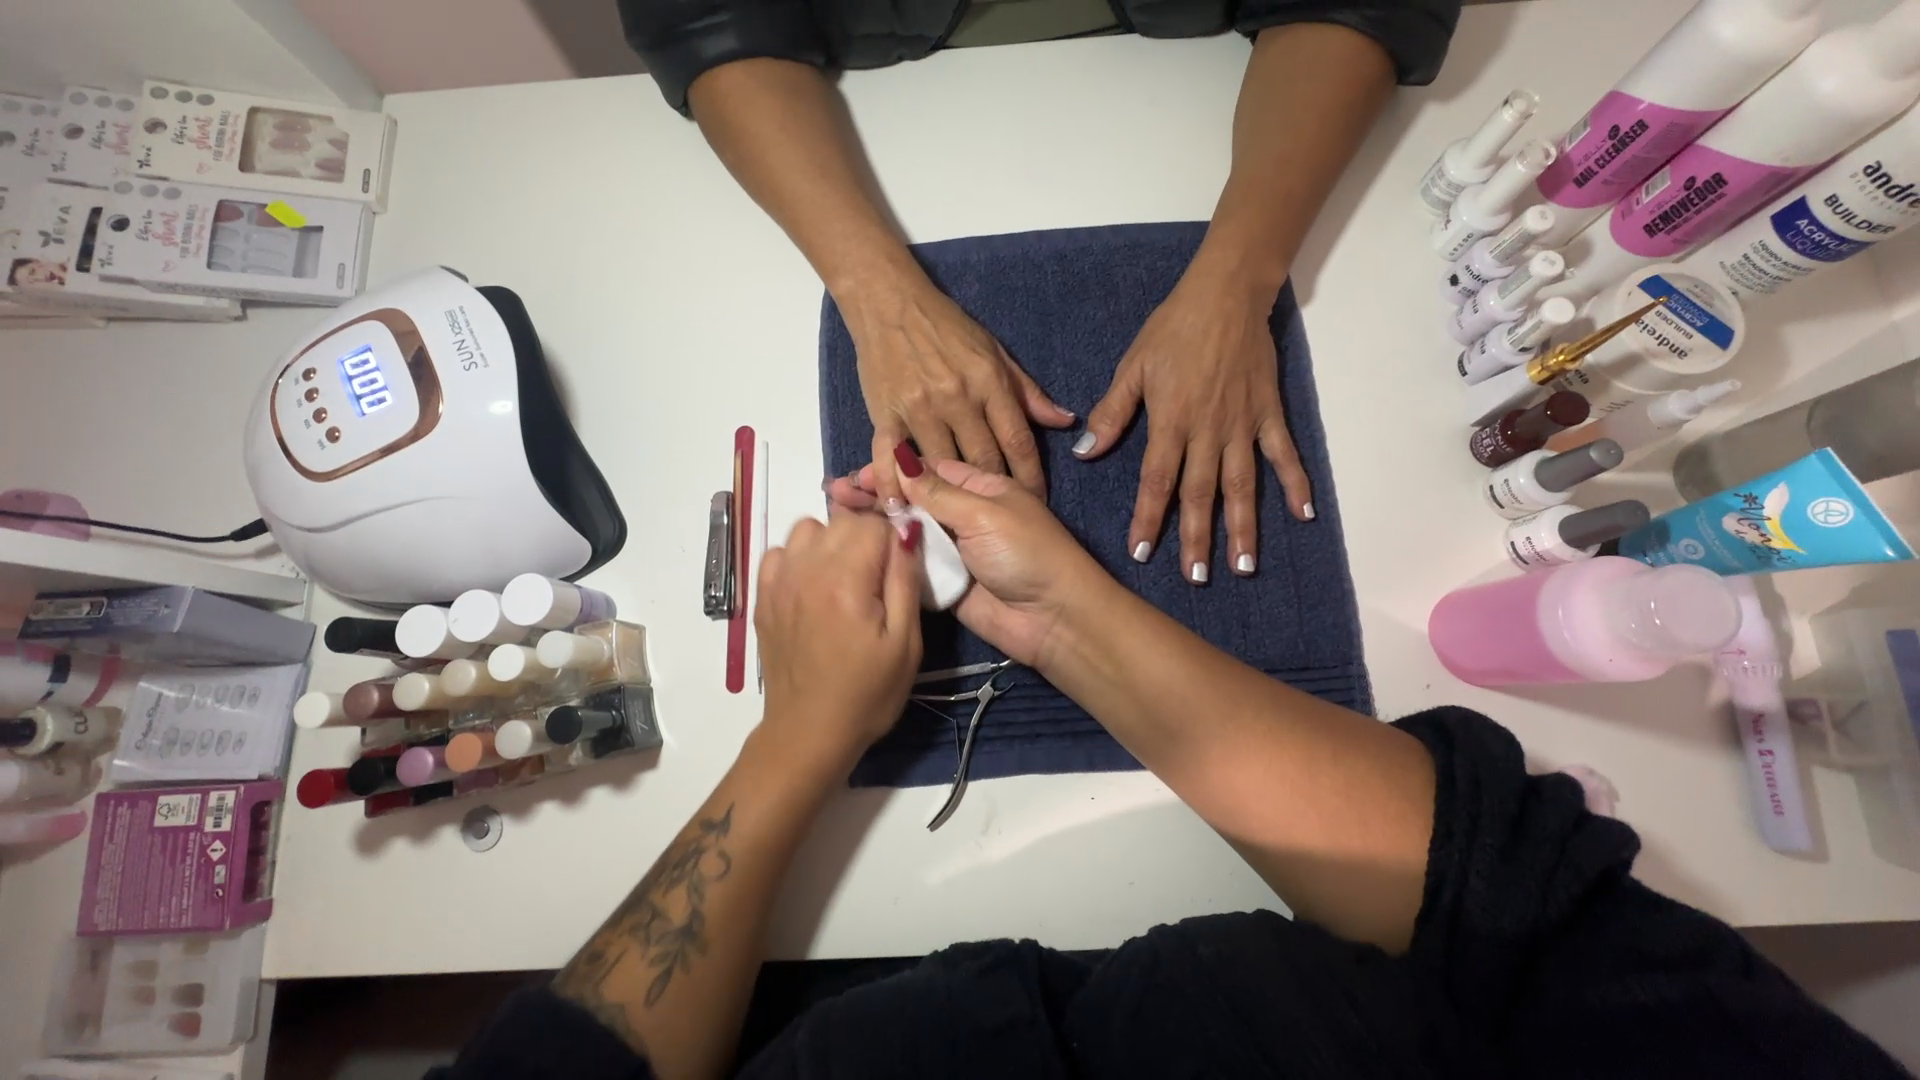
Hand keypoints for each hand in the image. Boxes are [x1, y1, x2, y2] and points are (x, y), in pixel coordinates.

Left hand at [754, 511, 923, 774]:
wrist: (809, 732)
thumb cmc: (867, 693)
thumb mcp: (905, 643)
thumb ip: (905, 581)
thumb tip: (906, 532)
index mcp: (845, 580)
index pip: (873, 524)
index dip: (894, 540)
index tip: (900, 569)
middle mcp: (806, 570)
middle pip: (841, 520)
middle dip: (866, 537)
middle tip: (877, 577)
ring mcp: (778, 582)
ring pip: (807, 528)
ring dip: (831, 541)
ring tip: (844, 577)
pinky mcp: (763, 597)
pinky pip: (779, 551)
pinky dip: (799, 557)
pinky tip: (812, 585)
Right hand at [829, 444, 1108, 668]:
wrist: (1054, 619)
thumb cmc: (1027, 554)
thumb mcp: (984, 513)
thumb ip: (937, 492)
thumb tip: (898, 460)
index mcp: (980, 488)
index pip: (927, 470)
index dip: (891, 470)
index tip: (856, 473)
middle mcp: (963, 516)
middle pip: (911, 500)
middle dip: (875, 495)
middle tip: (834, 493)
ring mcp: (952, 551)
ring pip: (906, 533)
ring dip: (873, 525)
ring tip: (834, 515)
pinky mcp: (944, 584)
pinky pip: (910, 567)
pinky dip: (885, 558)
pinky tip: (854, 550)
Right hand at [843, 278, 1074, 508]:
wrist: (889, 302)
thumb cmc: (946, 327)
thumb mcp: (995, 352)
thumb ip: (1027, 392)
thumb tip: (1064, 421)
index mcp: (990, 383)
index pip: (1018, 441)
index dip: (1031, 477)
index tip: (1037, 501)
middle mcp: (958, 399)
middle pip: (984, 461)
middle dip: (997, 495)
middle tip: (1005, 525)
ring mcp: (920, 408)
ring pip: (942, 466)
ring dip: (951, 499)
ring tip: (959, 525)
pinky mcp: (886, 414)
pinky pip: (890, 458)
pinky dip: (894, 486)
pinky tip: (899, 510)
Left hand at [1074, 273, 1312, 584]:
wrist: (1225, 295)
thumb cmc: (1173, 330)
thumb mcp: (1132, 368)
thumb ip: (1112, 413)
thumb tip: (1085, 451)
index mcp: (1171, 423)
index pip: (1157, 482)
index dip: (1149, 519)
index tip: (1143, 553)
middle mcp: (1208, 432)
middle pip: (1200, 494)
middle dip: (1197, 538)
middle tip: (1196, 576)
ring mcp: (1242, 425)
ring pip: (1242, 484)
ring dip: (1243, 526)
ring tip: (1243, 565)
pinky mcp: (1269, 412)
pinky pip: (1283, 453)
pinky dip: (1295, 483)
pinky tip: (1304, 514)